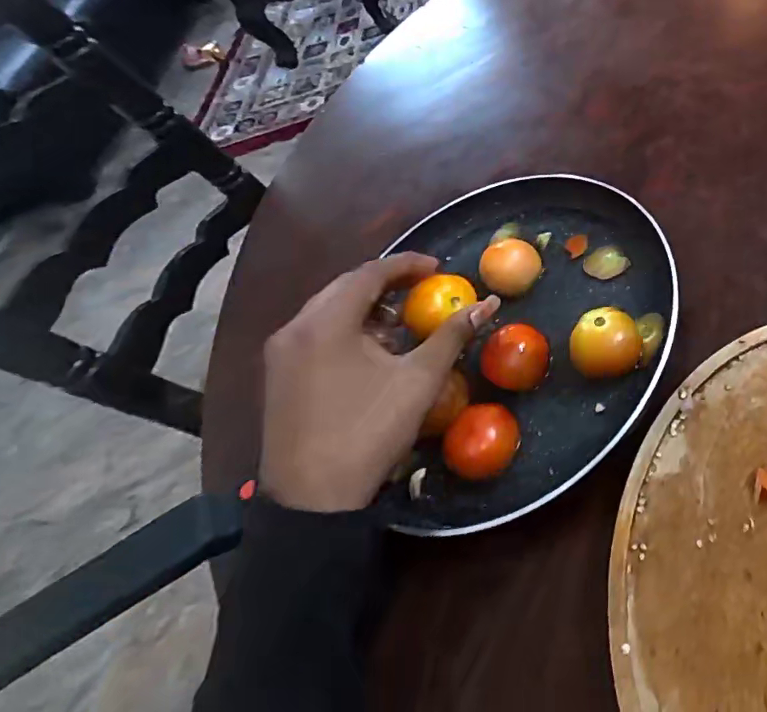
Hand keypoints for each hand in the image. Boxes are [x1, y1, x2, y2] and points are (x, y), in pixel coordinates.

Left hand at [258, 253, 498, 512]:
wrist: (312, 500)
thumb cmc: (369, 431)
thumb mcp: (419, 380)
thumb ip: (452, 335)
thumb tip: (488, 303)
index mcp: (325, 323)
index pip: (369, 273)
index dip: (407, 265)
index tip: (439, 267)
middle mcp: (295, 329)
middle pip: (345, 286)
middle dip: (387, 282)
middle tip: (424, 287)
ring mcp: (280, 354)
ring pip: (329, 309)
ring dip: (367, 305)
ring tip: (403, 318)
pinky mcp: (278, 376)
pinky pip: (316, 332)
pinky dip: (348, 327)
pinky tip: (374, 348)